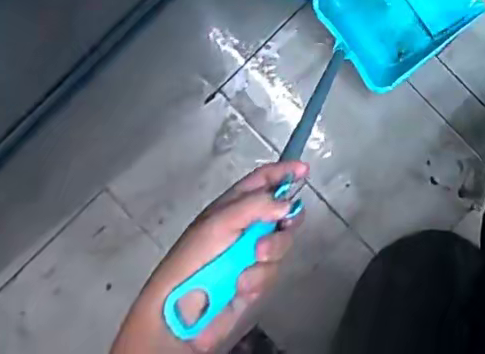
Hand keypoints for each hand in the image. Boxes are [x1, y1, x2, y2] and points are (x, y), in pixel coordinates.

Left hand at [112, 160, 308, 353]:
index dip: (284, 172)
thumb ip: (256, 206)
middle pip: (282, 211)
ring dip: (270, 250)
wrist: (179, 313)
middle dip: (286, 219)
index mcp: (235, 204)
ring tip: (254, 257)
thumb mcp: (221, 222)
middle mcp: (248, 225)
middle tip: (284, 225)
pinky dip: (258, 277)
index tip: (304, 170)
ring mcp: (253, 254)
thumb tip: (287, 203)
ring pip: (282, 242)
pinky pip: (271, 272)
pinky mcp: (256, 281)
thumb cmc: (194, 257)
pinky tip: (241, 284)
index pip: (264, 179)